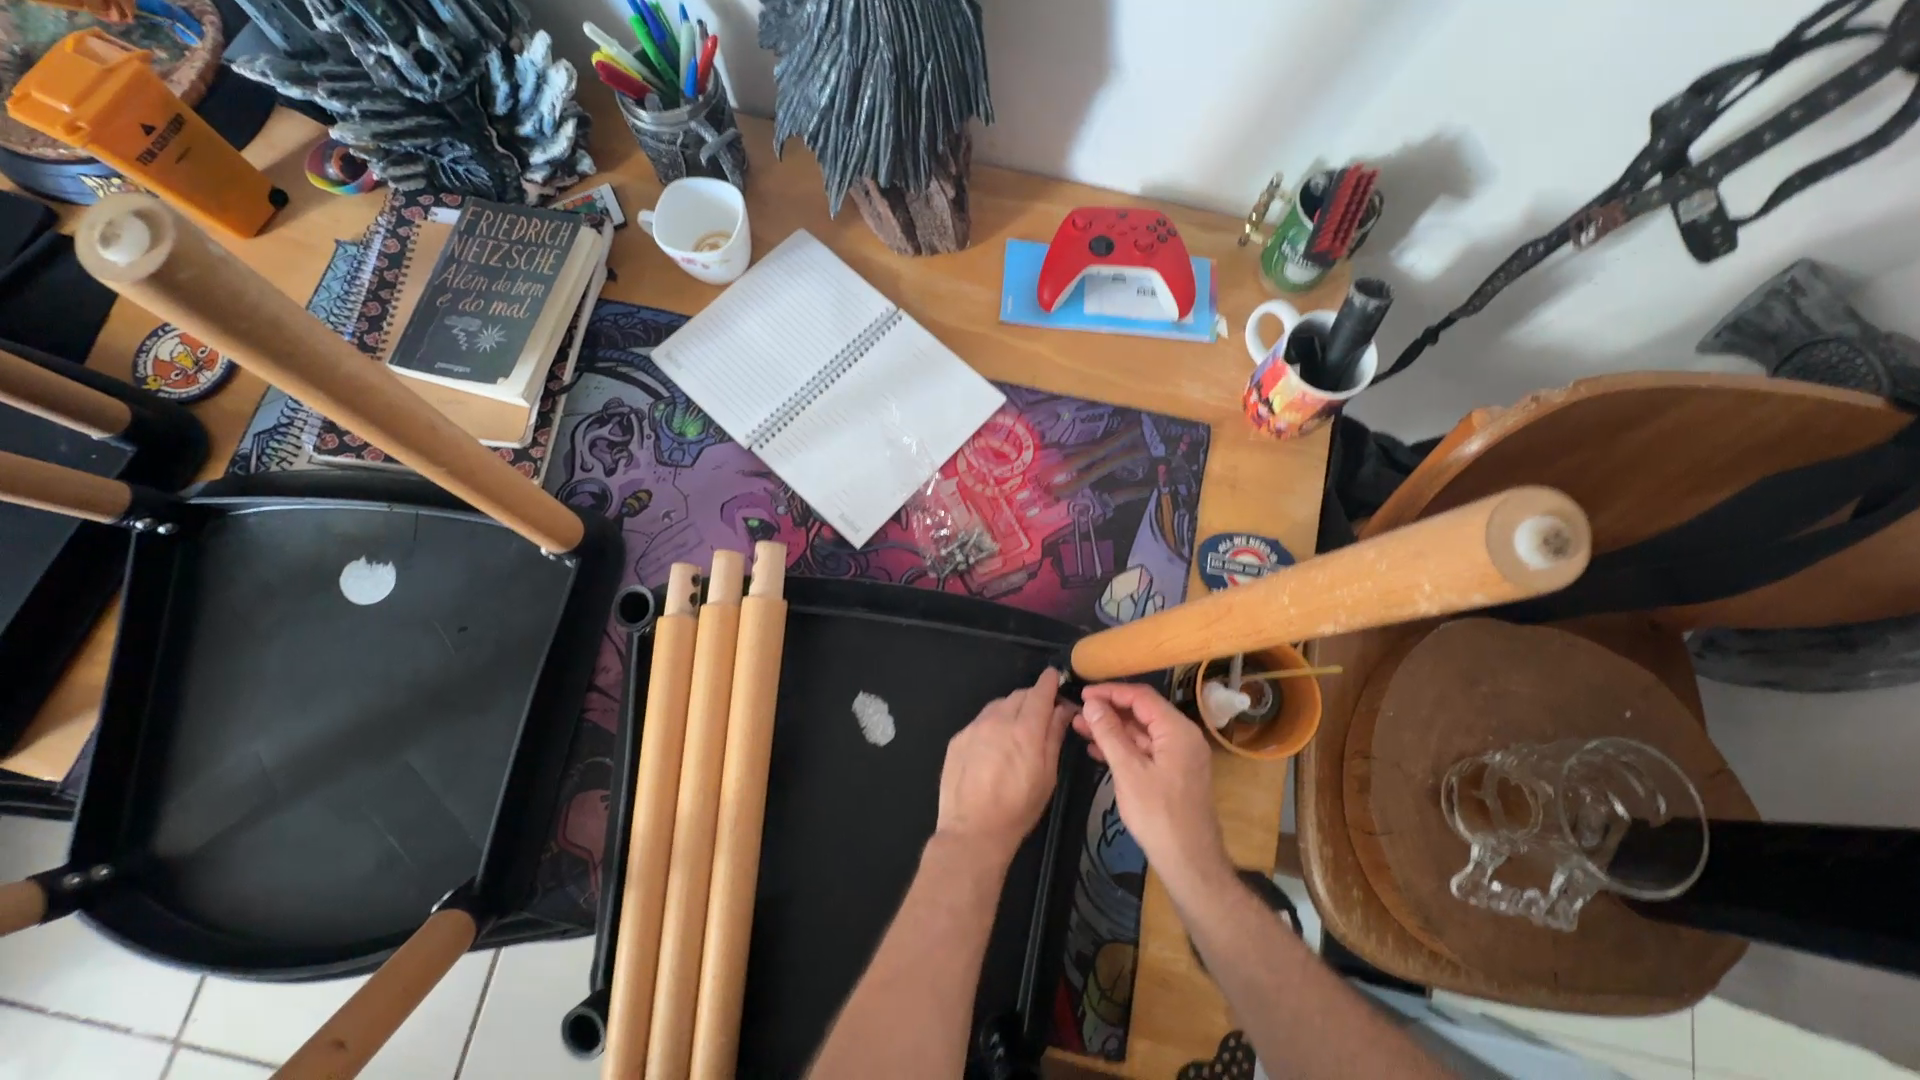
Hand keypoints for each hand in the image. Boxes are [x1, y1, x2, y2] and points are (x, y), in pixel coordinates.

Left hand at [935, 668, 1071, 864]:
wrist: (972, 830)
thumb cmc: (1018, 808)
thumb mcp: (1047, 776)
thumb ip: (1054, 737)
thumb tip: (1062, 710)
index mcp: (1026, 730)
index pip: (1040, 692)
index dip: (1050, 682)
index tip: (1055, 677)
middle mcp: (998, 721)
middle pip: (1019, 695)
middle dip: (1033, 698)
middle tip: (1042, 713)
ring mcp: (974, 728)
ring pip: (998, 706)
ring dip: (1011, 710)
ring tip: (1017, 730)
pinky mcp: (957, 739)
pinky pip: (980, 722)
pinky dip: (992, 725)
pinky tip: (994, 746)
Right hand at [1072, 683, 1232, 896]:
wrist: (1188, 860)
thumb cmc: (1158, 814)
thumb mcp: (1128, 771)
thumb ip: (1110, 734)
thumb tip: (1092, 704)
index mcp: (1177, 730)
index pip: (1141, 697)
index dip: (1110, 692)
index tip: (1082, 693)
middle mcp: (1182, 737)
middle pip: (1142, 712)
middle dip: (1109, 710)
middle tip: (1077, 711)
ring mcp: (1179, 756)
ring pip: (1142, 733)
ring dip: (1113, 729)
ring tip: (1079, 727)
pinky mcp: (1173, 773)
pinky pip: (1146, 750)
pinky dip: (1123, 748)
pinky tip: (1097, 750)